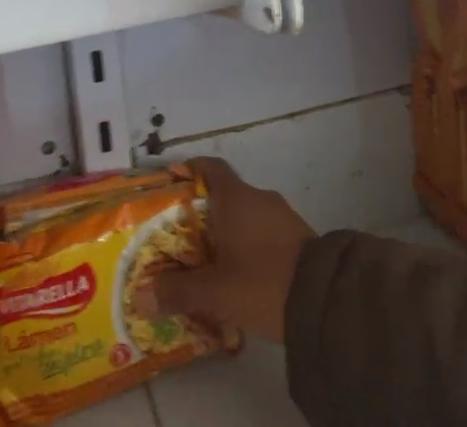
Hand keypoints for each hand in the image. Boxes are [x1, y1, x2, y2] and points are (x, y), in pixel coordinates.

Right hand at [140, 157, 314, 343]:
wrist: (327, 299)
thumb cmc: (262, 282)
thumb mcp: (214, 291)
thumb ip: (177, 291)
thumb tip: (140, 296)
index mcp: (236, 198)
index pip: (209, 168)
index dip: (188, 171)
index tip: (170, 185)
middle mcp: (259, 198)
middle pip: (223, 196)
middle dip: (201, 216)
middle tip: (176, 239)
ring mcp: (283, 217)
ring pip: (244, 217)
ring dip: (226, 235)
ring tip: (204, 264)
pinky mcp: (298, 239)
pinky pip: (263, 235)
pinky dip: (247, 248)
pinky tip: (237, 277)